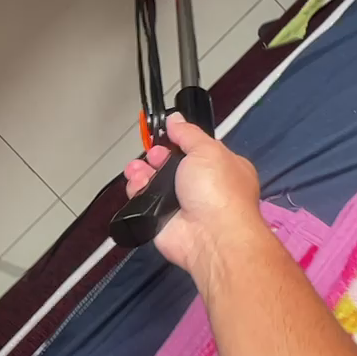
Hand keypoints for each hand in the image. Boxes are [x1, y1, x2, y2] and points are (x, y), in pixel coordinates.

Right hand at [123, 115, 263, 292]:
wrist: (210, 235)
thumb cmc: (218, 190)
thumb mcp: (208, 150)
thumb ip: (188, 133)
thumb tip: (175, 119)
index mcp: (221, 167)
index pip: (196, 150)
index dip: (180, 141)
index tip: (167, 135)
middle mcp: (201, 186)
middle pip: (170, 164)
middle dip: (157, 156)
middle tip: (154, 156)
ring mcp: (179, 204)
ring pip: (152, 181)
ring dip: (142, 171)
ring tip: (137, 169)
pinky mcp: (159, 218)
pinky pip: (142, 199)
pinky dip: (136, 190)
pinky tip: (136, 183)